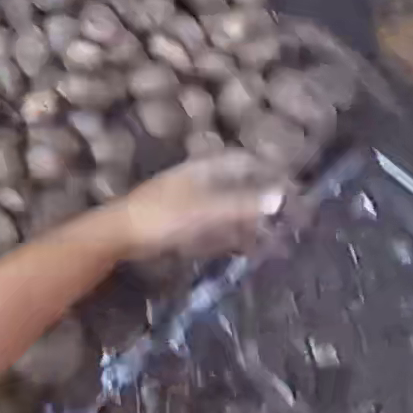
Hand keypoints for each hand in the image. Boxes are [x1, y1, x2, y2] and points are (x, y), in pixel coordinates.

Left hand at [112, 152, 292, 263]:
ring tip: (281, 238)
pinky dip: (237, 236)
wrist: (118, 236)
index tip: (294, 190)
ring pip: (231, 210)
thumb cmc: (159, 216)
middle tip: (294, 219)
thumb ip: (241, 204)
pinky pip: (218, 229)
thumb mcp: (203, 210)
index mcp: (203, 170)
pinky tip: (252, 250)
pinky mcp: (185, 227)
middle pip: (240, 187)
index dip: (270, 172)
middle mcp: (200, 183)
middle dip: (266, 202)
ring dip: (255, 222)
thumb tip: (281, 196)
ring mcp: (192, 205)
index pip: (244, 162)